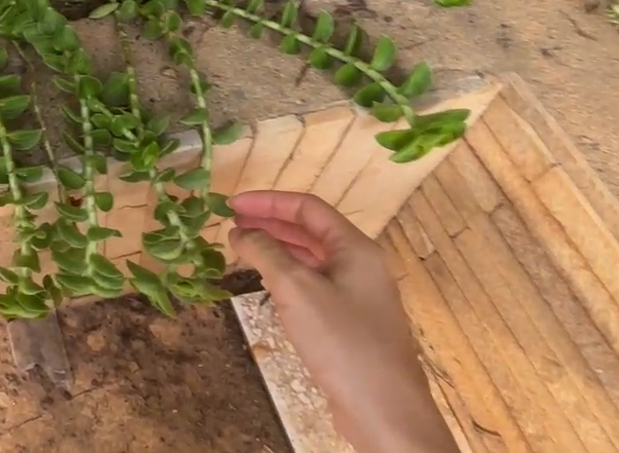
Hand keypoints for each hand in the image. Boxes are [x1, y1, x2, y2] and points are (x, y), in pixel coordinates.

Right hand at [229, 190, 456, 452]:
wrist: (386, 416)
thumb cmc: (342, 342)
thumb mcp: (295, 288)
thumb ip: (264, 251)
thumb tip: (240, 232)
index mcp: (356, 249)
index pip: (307, 208)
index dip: (267, 201)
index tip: (232, 205)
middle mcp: (360, 266)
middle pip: (309, 230)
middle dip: (269, 223)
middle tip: (231, 225)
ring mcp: (358, 296)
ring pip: (311, 258)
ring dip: (275, 248)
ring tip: (241, 249)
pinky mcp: (351, 323)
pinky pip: (314, 284)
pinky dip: (286, 274)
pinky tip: (265, 282)